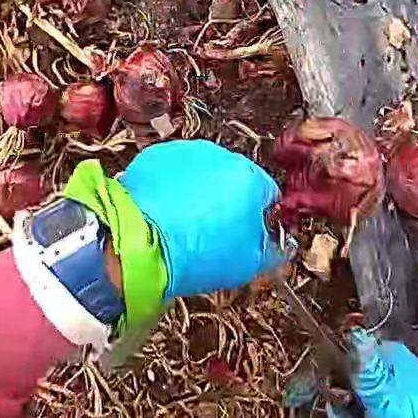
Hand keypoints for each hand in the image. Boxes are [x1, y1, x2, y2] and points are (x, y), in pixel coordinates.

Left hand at [120, 140, 282, 297]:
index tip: (247, 235)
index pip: (268, 194)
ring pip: (204, 173)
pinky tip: (164, 213)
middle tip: (214, 234)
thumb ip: (271, 252)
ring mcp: (187, 153)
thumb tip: (280, 250)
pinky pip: (173, 171)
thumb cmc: (194, 252)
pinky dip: (172, 188)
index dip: (259, 218)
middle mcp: (222, 156)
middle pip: (236, 179)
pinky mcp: (157, 156)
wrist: (138, 243)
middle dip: (229, 202)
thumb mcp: (246, 264)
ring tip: (184, 225)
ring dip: (200, 192)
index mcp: (250, 178)